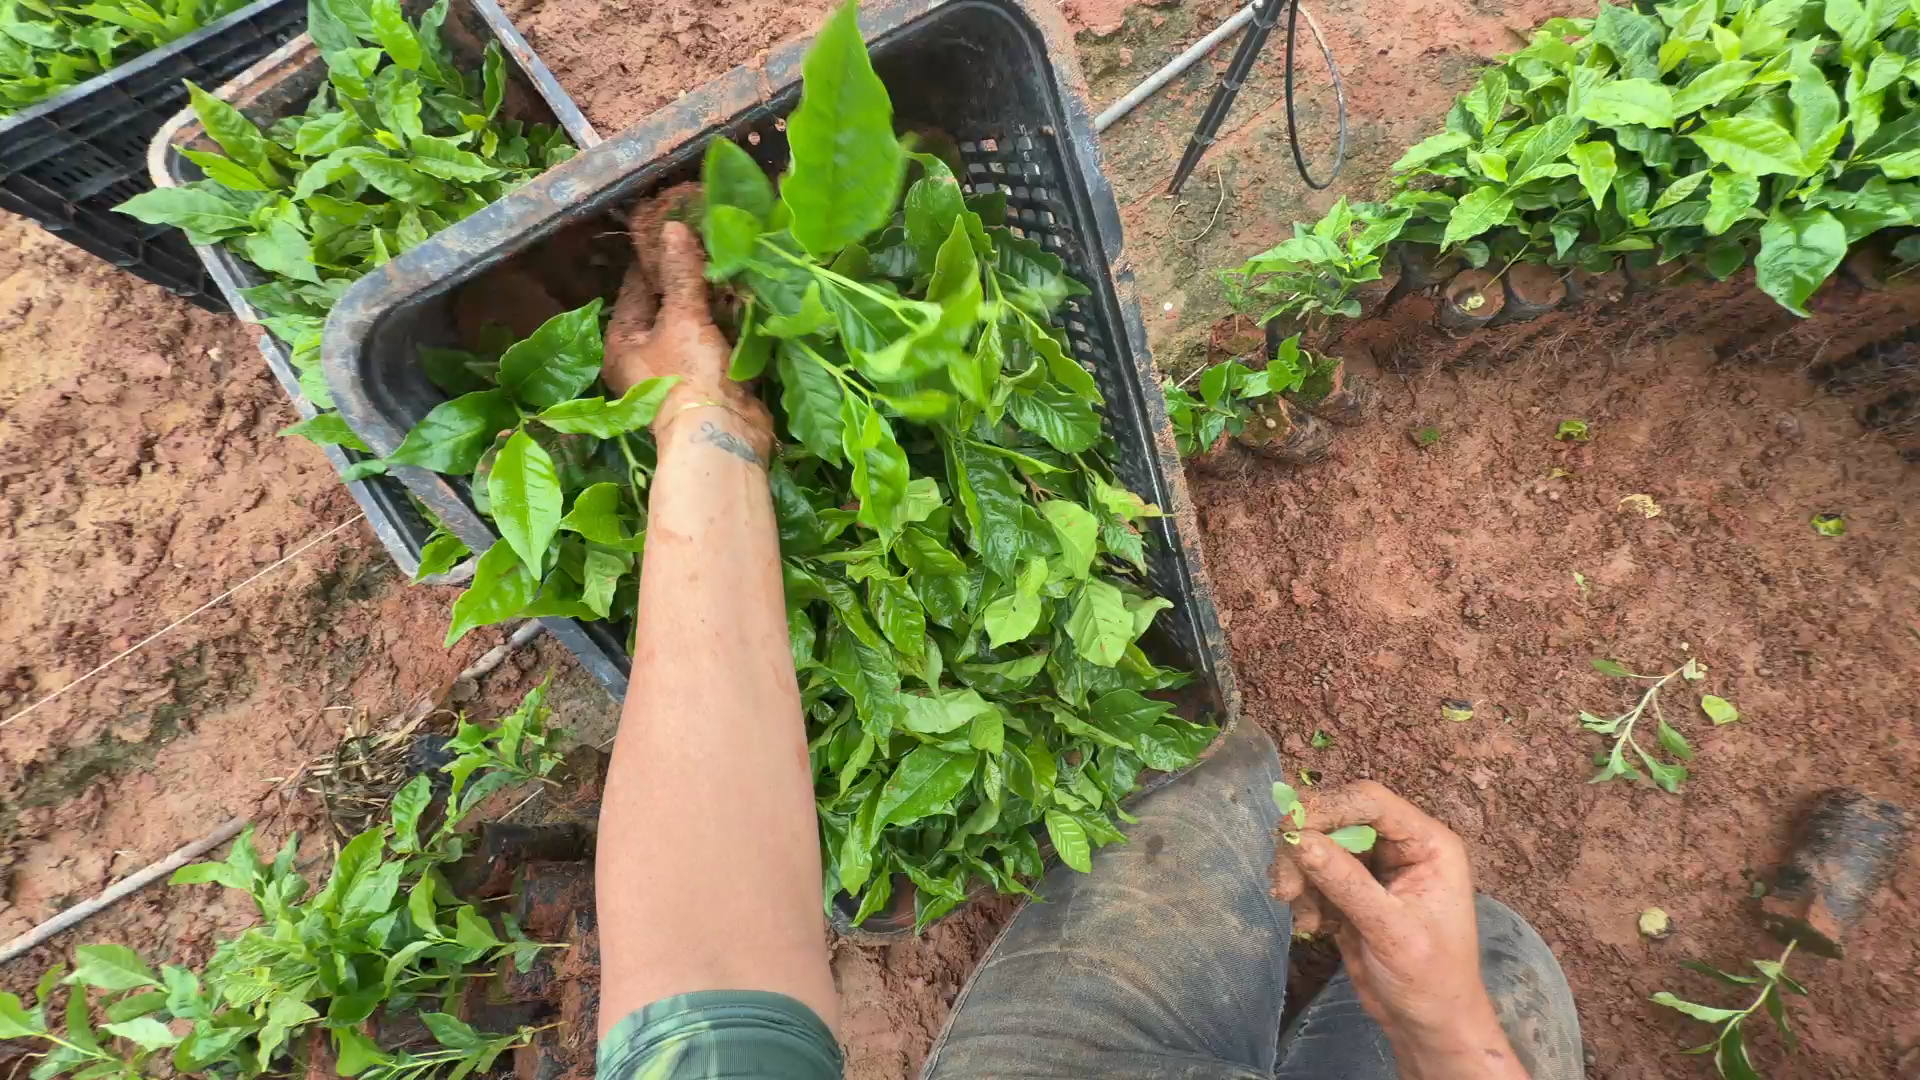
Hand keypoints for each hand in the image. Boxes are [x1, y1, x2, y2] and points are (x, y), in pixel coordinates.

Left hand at [604, 202, 772, 461]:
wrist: (723, 433)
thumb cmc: (688, 377)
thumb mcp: (683, 318)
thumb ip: (681, 274)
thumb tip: (673, 228)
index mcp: (623, 342)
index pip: (635, 289)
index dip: (654, 260)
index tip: (674, 233)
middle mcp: (647, 357)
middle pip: (666, 308)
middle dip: (686, 282)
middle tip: (707, 247)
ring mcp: (680, 371)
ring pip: (695, 326)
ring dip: (712, 304)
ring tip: (729, 267)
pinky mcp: (711, 382)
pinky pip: (718, 344)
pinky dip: (730, 326)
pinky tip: (744, 301)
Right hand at [1271, 781, 1525, 1079]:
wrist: (1427, 1030)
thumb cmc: (1431, 983)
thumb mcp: (1391, 933)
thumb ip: (1345, 882)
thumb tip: (1297, 838)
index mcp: (1426, 843)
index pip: (1369, 801)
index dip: (1327, 807)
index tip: (1290, 832)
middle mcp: (1397, 842)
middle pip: (1333, 816)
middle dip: (1304, 848)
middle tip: (1286, 886)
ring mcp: (1369, 861)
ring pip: (1313, 840)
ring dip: (1297, 873)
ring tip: (1299, 911)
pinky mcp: (1345, 881)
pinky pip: (1307, 866)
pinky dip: (1301, 892)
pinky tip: (1312, 924)